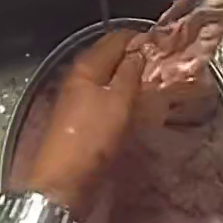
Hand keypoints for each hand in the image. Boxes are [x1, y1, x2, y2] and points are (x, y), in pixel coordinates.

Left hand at [10, 30, 143, 214]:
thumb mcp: (118, 101)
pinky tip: (134, 106)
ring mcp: (79, 95)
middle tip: (160, 67)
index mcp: (88, 63)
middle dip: (135, 59)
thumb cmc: (91, 137)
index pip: (118, 37)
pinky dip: (121, 97)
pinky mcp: (81, 117)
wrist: (62, 185)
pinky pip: (106, 96)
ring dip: (129, 80)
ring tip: (151, 86)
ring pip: (110, 77)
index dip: (139, 38)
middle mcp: (81, 74)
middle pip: (112, 56)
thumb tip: (140, 50)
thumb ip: (130, 71)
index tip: (161, 46)